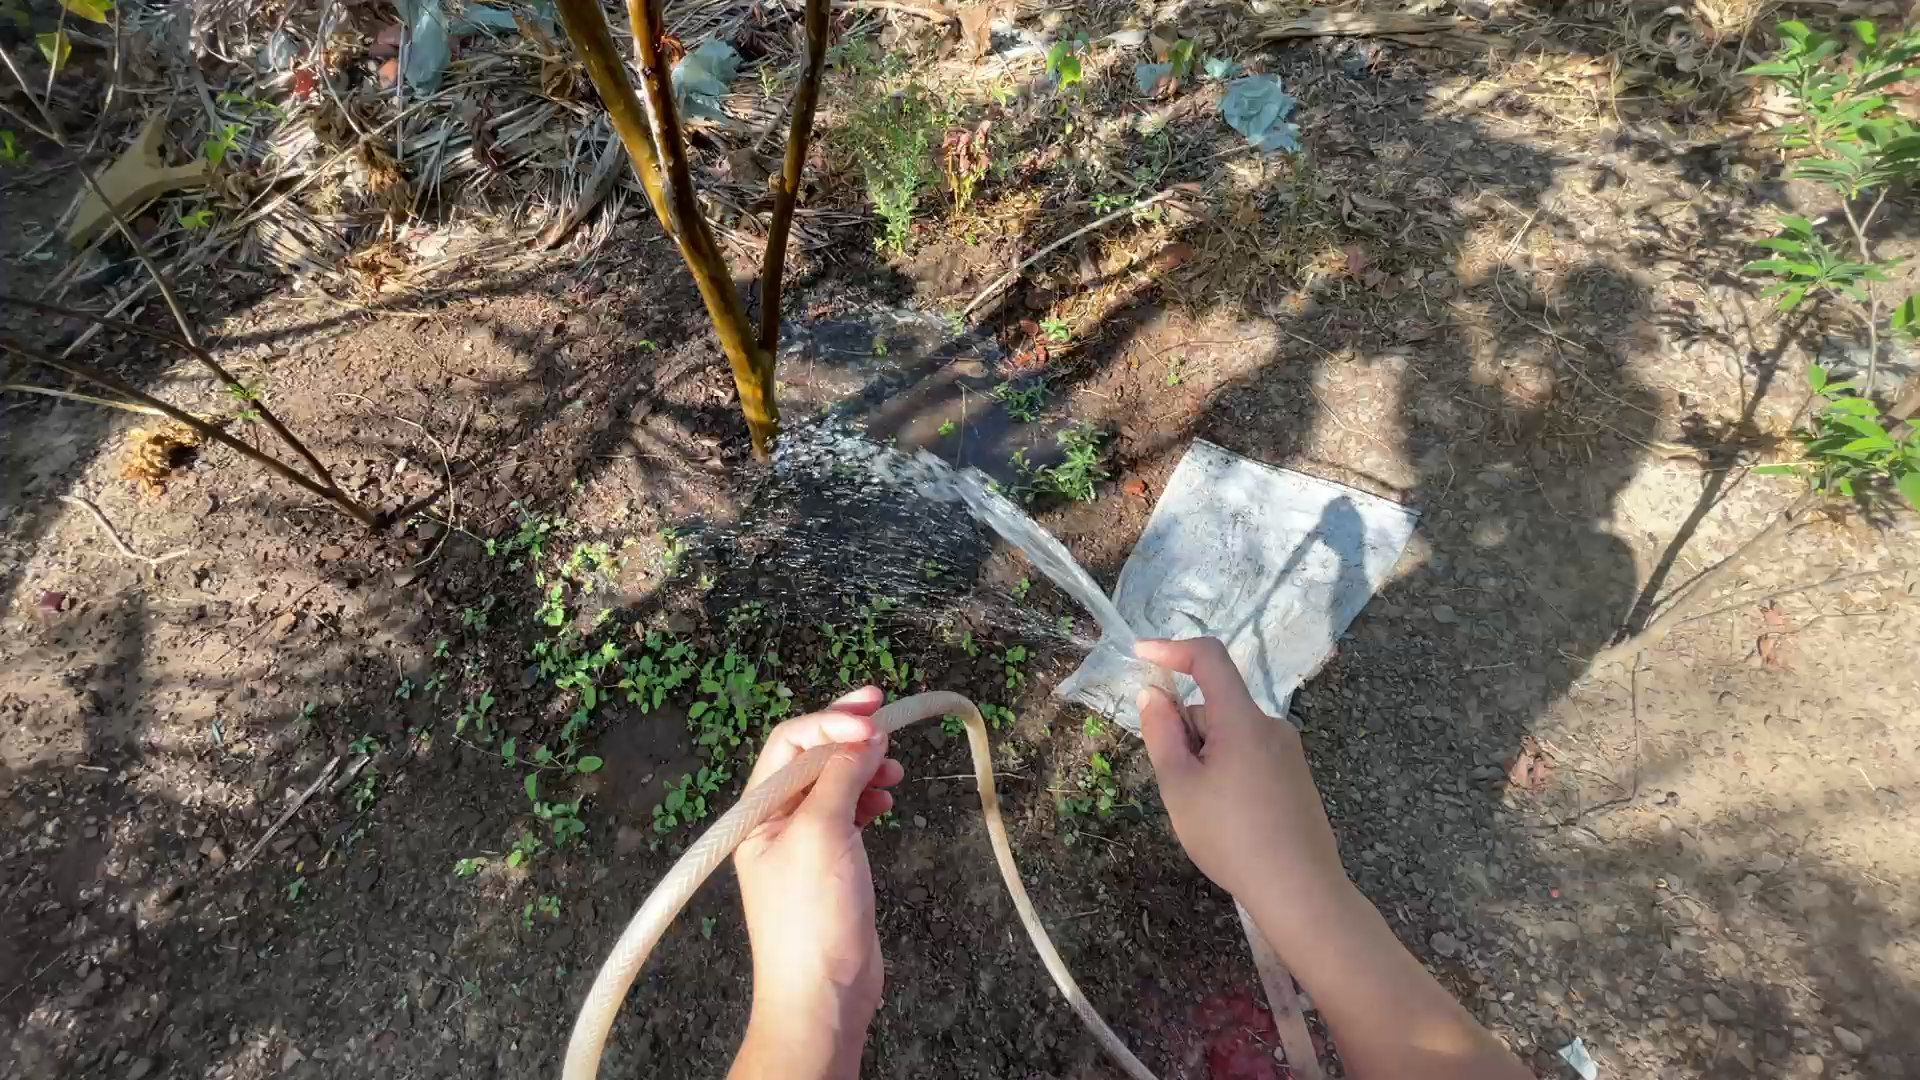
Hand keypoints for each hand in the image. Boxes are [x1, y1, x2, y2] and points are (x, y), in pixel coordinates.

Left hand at [730, 686, 902, 1079]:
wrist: (823, 995)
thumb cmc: (812, 914)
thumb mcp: (823, 831)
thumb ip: (842, 774)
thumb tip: (868, 732)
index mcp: (762, 807)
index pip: (792, 740)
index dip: (831, 721)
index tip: (873, 719)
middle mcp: (780, 815)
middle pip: (814, 754)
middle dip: (849, 732)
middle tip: (885, 710)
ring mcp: (807, 837)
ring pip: (836, 779)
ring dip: (865, 765)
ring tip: (896, 770)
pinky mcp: (833, 857)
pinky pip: (850, 808)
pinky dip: (870, 796)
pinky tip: (887, 801)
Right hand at [1135, 637, 1346, 902]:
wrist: (1302, 893)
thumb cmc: (1231, 837)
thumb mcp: (1179, 785)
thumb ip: (1161, 732)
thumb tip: (1152, 694)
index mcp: (1241, 719)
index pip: (1209, 658)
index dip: (1171, 648)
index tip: (1140, 654)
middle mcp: (1270, 725)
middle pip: (1213, 705)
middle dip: (1184, 729)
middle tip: (1176, 781)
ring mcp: (1287, 751)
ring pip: (1229, 732)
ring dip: (1205, 753)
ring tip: (1205, 809)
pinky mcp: (1295, 775)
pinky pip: (1248, 752)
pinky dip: (1226, 767)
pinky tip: (1229, 816)